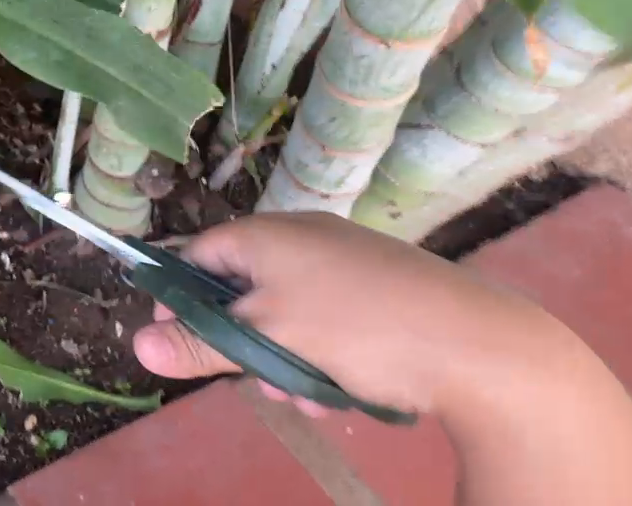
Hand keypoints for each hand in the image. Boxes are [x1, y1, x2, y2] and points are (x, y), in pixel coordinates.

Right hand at [131, 212, 569, 418]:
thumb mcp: (265, 340)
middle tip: (257, 384)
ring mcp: (348, 257)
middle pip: (242, 287)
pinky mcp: (388, 283)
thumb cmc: (358, 330)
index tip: (178, 342)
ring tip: (309, 398)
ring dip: (285, 355)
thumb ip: (199, 343)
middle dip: (242, 341)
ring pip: (289, 308)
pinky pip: (332, 313)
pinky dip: (326, 349)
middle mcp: (300, 234)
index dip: (179, 299)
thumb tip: (138, 347)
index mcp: (262, 233)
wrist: (493, 350)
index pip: (194, 256)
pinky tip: (345, 388)